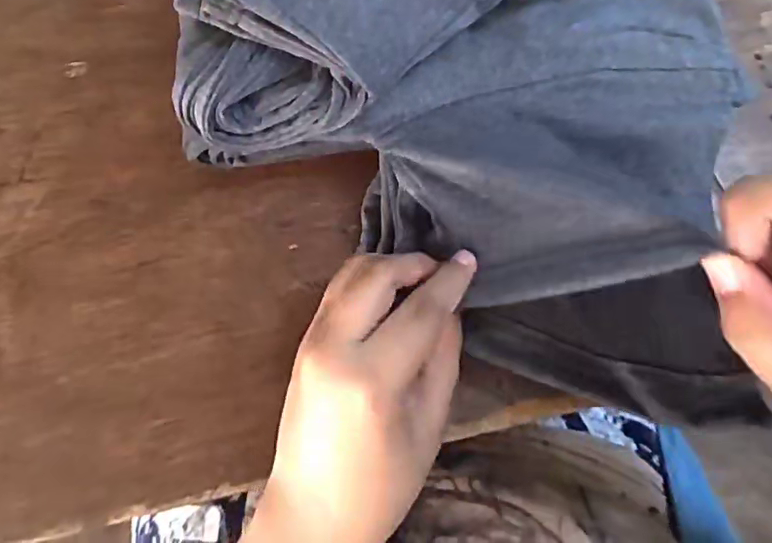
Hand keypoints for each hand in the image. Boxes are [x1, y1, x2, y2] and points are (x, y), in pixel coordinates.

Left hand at [245, 251, 476, 542]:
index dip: (448, 281)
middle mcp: (334, 347)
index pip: (418, 312)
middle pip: (377, 276)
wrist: (311, 511)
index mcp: (371, 379)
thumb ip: (442, 360)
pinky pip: (337, 287)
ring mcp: (311, 339)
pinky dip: (366, 276)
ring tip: (418, 276)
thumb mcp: (428, 428)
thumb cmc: (380, 484)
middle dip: (414, 263)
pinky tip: (389, 288)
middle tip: (442, 270)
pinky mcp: (303, 338)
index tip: (468, 259)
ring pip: (351, 272)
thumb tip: (450, 307)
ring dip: (388, 264)